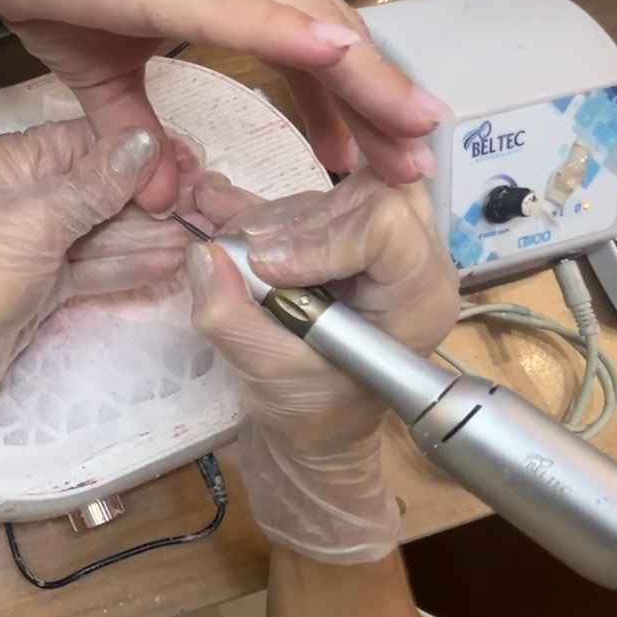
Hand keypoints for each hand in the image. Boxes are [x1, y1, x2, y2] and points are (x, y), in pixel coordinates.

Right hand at [0, 0, 448, 211]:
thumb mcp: (102, 76)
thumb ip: (138, 130)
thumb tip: (160, 194)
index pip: (308, 45)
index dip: (349, 101)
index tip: (379, 154)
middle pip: (327, 37)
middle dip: (377, 104)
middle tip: (415, 163)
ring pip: (306, 23)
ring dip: (362, 81)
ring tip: (407, 134)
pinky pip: (243, 8)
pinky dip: (292, 34)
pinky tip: (340, 57)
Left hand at [0, 121, 171, 511]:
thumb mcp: (39, 219)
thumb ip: (96, 183)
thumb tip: (145, 139)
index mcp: (12, 162)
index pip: (86, 143)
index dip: (139, 153)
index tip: (188, 165)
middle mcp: (24, 196)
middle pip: (98, 188)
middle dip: (148, 200)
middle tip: (203, 207)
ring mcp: (34, 244)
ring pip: (98, 231)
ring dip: (145, 237)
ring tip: (197, 240)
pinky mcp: (42, 284)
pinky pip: (90, 266)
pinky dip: (124, 265)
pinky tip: (168, 263)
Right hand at [183, 171, 458, 561]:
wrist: (312, 422)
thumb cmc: (309, 411)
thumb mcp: (267, 374)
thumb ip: (232, 318)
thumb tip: (201, 255)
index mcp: (415, 296)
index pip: (385, 225)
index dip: (320, 238)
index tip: (265, 270)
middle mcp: (408, 258)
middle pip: (360, 198)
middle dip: (291, 227)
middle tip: (246, 263)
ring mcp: (374, 243)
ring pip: (326, 195)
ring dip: (268, 224)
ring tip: (232, 260)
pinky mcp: (338, 235)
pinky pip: (302, 201)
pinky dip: (254, 210)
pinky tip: (212, 205)